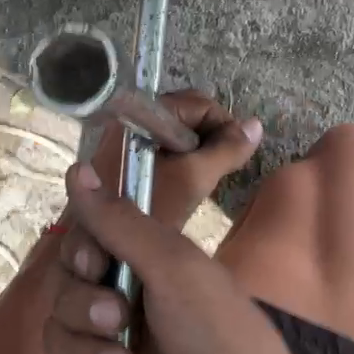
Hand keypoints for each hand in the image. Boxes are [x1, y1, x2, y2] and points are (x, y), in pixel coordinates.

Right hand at [44, 153, 328, 353]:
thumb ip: (121, 223)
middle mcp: (123, 304)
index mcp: (146, 265)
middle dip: (82, 310)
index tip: (93, 265)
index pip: (85, 243)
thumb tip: (77, 168)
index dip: (79, 252)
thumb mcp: (177, 270)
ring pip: (56, 342)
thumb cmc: (223, 340)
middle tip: (118, 322)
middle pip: (62, 291)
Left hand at [83, 90, 260, 229]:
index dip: (224, 125)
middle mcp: (127, 119)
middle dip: (208, 139)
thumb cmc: (144, 210)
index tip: (236, 154)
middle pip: (183, 116)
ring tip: (204, 178)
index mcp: (141, 114)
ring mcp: (121, 141)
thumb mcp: (191, 180)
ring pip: (172, 135)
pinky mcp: (119, 161)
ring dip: (193, 153)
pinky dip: (176, 162)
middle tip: (221, 168)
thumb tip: (255, 125)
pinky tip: (183, 187)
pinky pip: (158, 150)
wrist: (98, 250)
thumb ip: (226, 150)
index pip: (197, 102)